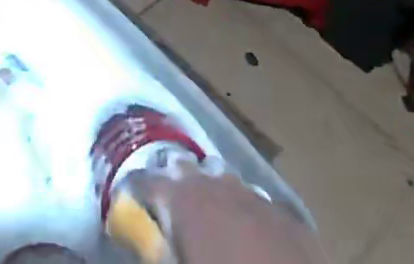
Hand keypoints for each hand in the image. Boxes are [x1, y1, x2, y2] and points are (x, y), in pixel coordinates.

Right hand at [118, 170, 327, 263]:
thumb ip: (154, 250)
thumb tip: (135, 237)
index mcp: (177, 196)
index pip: (141, 180)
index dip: (132, 190)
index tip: (128, 203)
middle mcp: (209, 182)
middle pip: (180, 165)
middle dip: (172, 178)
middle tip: (170, 204)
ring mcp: (250, 193)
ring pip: (221, 175)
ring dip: (211, 188)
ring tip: (211, 214)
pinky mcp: (285, 215)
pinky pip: (256, 202)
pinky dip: (247, 211)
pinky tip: (252, 233)